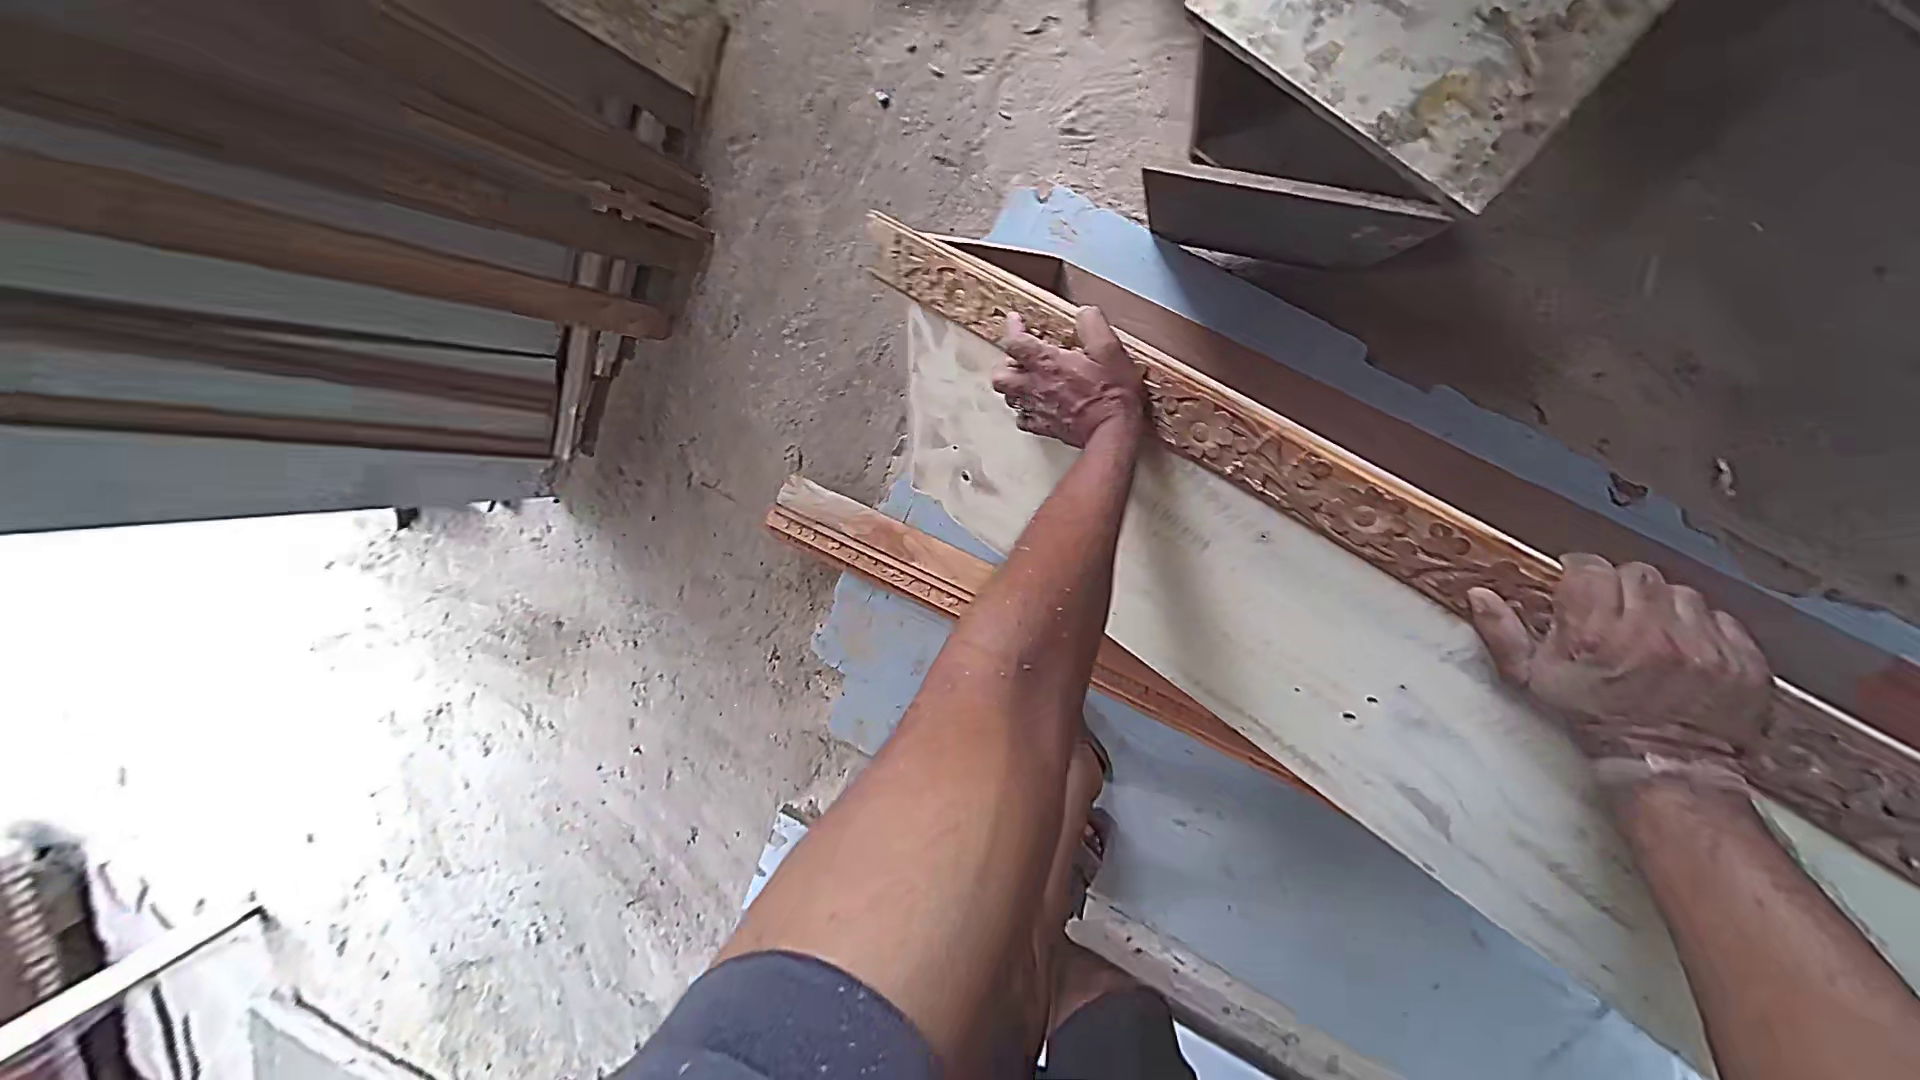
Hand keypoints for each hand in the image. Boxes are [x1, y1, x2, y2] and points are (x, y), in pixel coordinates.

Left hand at [992, 306, 1145, 447]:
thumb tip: (1084, 313)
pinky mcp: (1044, 427)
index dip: (1012, 328)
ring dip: (1013, 386)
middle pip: (1000, 375)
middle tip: (1020, 358)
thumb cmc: (1112, 393)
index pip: (1014, 342)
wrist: (1112, 432)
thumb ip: (1093, 325)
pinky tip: (1037, 404)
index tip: (1016, 320)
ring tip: (1027, 379)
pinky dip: (1025, 410)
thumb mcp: (1110, 350)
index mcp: (1047, 363)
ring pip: (1008, 397)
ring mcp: (1036, 409)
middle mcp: (1035, 386)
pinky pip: (1023, 419)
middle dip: (1005, 364)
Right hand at [1467, 554, 1772, 769]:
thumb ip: (1502, 631)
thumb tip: (1479, 595)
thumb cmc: (1589, 713)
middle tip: (1610, 606)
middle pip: (1637, 574)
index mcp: (1593, 633)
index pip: (1590, 569)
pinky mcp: (1740, 658)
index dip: (1580, 570)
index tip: (1576, 579)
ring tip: (1648, 627)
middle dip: (1620, 585)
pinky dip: (1701, 625)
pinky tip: (1682, 643)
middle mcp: (1649, 632)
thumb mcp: (1529, 675)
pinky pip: (1722, 618)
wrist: (1660, 759)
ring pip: (1681, 592)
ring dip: (1661, 604)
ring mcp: (1700, 644)